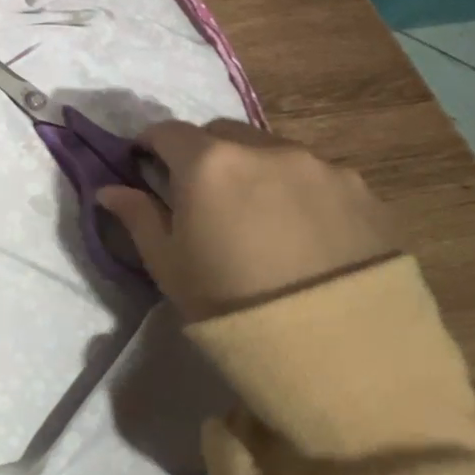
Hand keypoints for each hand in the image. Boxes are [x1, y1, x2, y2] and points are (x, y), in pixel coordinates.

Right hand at [97, 120, 398, 321]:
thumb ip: (137, 215)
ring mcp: (321, 167)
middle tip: (200, 193)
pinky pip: (317, 176)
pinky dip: (298, 190)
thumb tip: (110, 190)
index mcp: (208, 162)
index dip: (150, 146)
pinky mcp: (365, 192)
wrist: (336, 342)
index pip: (166, 131)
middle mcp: (265, 150)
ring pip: (272, 152)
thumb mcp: (166, 261)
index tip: (145, 168)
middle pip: (222, 134)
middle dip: (204, 153)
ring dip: (255, 169)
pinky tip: (300, 229)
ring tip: (257, 214)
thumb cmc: (229, 298)